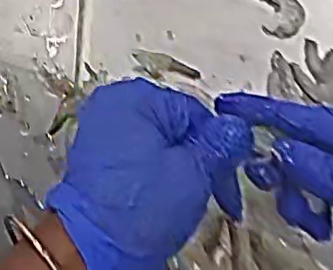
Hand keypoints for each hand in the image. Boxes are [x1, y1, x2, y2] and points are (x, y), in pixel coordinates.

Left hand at [44, 80, 251, 269]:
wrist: (96, 236)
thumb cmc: (142, 203)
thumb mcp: (193, 173)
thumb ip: (218, 146)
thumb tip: (236, 126)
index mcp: (134, 96)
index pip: (193, 110)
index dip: (220, 146)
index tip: (232, 180)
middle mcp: (112, 100)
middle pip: (174, 121)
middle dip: (201, 157)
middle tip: (218, 194)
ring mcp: (101, 121)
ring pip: (157, 136)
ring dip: (181, 164)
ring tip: (191, 198)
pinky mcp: (97, 145)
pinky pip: (136, 147)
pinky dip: (155, 166)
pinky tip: (163, 194)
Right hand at [214, 94, 332, 269]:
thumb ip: (326, 171)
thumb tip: (274, 144)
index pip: (309, 116)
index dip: (264, 111)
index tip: (224, 106)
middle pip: (312, 142)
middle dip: (285, 161)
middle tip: (262, 180)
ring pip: (320, 168)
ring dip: (301, 188)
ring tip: (300, 215)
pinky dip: (319, 202)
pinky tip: (316, 220)